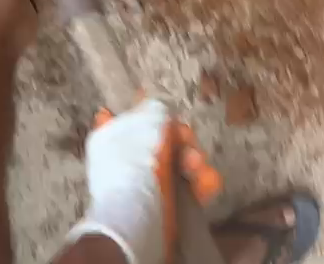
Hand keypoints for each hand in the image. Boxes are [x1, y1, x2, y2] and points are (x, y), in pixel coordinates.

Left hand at [66, 99, 220, 263]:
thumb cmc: (138, 169)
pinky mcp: (168, 207)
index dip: (160, 115)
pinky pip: (190, 188)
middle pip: (165, 140)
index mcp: (114, 138)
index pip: (139, 117)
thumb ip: (154, 111)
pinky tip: (209, 181)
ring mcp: (149, 184)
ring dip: (195, 161)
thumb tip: (151, 98)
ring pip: (181, 163)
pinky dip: (202, 183)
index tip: (174, 119)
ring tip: (198, 168)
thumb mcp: (146, 127)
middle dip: (183, 140)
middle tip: (189, 146)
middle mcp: (130, 160)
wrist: (138, 224)